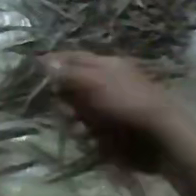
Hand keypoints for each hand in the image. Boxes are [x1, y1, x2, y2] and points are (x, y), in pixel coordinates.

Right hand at [43, 53, 183, 173]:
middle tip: (66, 108)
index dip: (53, 63)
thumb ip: (68, 73)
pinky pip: (86, 128)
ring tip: (78, 127)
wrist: (160, 137)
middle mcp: (104, 82)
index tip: (35, 73)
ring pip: (75, 109)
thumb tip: (44, 61)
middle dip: (62, 97)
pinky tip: (87, 137)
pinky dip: (83, 133)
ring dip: (71, 118)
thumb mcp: (95, 82)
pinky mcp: (109, 129)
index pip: (72, 57)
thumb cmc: (128, 103)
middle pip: (70, 85)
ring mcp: (107, 106)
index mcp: (105, 65)